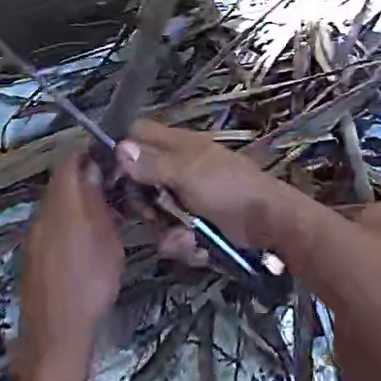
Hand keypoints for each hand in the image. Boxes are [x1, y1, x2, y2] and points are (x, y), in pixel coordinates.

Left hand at [13, 152, 123, 380]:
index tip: (109, 152)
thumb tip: (94, 169)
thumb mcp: (107, 239)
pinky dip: (70, 219)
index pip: (68, 162)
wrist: (57, 339)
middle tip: (114, 181)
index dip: (88, 152)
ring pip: (57, 204)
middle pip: (61, 183)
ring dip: (78, 199)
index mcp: (61, 206)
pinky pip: (53, 224)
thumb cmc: (91, 285)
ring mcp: (34, 238)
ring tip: (106, 206)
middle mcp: (41, 216)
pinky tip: (88, 234)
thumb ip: (98, 201)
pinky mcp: (33, 257)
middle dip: (85, 176)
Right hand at [116, 121, 289, 249]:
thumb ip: (153, 163)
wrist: (268, 224)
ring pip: (156, 215)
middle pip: (140, 182)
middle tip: (155, 214)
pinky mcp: (196, 224)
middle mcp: (178, 167)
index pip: (137, 134)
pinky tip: (199, 246)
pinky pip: (175, 235)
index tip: (113, 177)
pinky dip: (186, 244)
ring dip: (169, 231)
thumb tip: (118, 147)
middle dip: (145, 204)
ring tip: (186, 236)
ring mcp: (187, 197)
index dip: (122, 151)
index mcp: (177, 144)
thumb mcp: (188, 174)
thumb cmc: (229, 189)